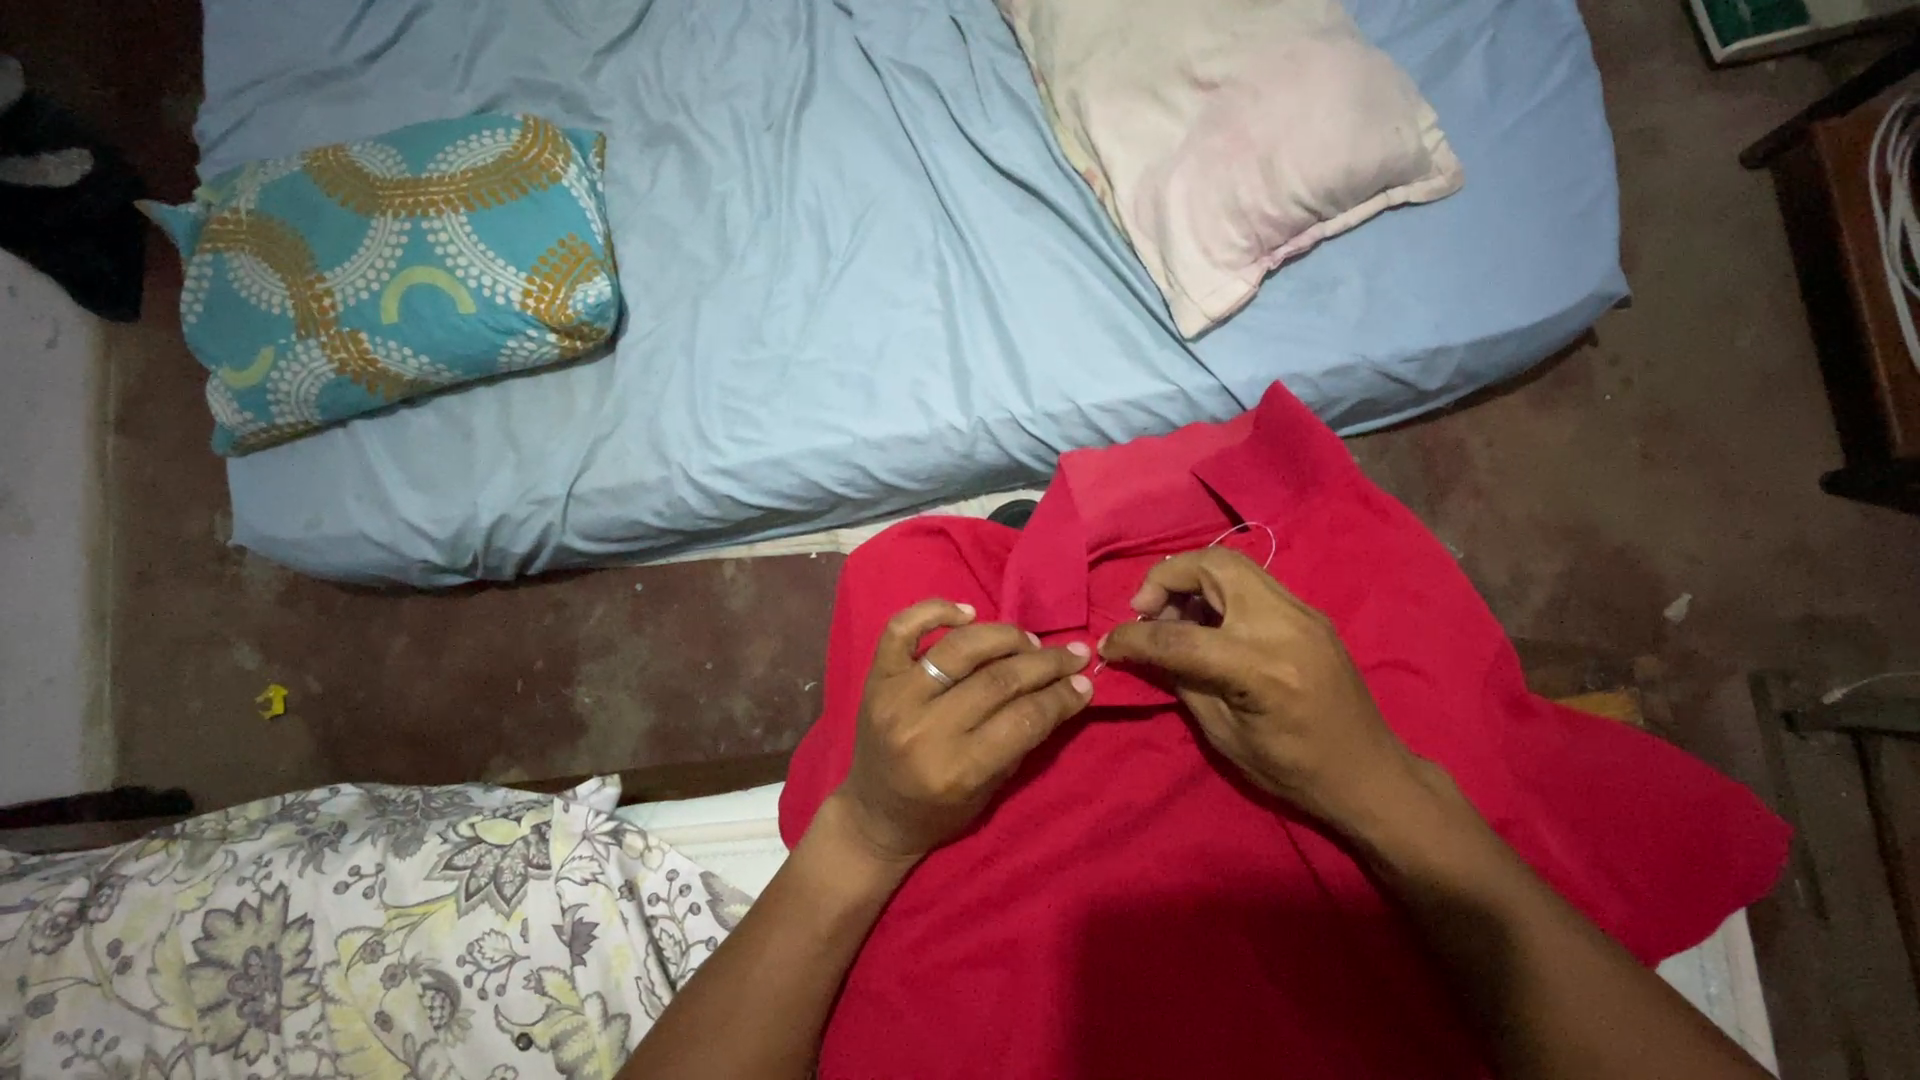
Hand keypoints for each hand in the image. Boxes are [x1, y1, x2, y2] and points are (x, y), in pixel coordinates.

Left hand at [829, 599, 1092, 864]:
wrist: (875, 815)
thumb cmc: (939, 811)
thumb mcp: (990, 791)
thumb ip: (1023, 740)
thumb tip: (1067, 688)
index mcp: (955, 770)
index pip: (1023, 719)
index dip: (1061, 697)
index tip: (1086, 683)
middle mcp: (923, 730)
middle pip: (998, 680)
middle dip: (1046, 664)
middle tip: (1074, 654)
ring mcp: (895, 699)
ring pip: (959, 648)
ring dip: (1004, 636)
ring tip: (1030, 641)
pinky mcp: (876, 678)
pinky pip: (901, 629)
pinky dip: (934, 611)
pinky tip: (967, 613)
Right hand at [1097, 548, 1426, 834]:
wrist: (1368, 773)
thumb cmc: (1293, 770)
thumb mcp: (1224, 735)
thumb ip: (1181, 681)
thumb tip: (1142, 650)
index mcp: (1261, 668)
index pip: (1179, 636)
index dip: (1134, 637)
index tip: (1110, 644)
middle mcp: (1284, 625)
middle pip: (1213, 565)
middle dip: (1166, 577)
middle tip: (1146, 610)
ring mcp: (1303, 612)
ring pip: (1234, 563)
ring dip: (1192, 579)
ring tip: (1174, 615)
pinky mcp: (1309, 612)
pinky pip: (1253, 582)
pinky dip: (1219, 590)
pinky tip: (1208, 621)